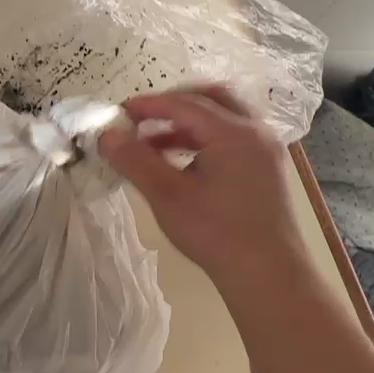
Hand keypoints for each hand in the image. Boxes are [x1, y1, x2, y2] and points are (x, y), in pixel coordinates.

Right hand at [98, 85, 310, 287]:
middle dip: (172, 103)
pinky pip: (230, 137)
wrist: (267, 274)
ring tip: (151, 142)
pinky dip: (201, 138)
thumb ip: (134, 159)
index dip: (148, 105)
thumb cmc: (215, 232)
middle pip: (211, 99)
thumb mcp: (166, 194)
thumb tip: (106, 134)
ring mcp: (264, 151)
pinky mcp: (264, 169)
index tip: (117, 113)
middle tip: (140, 118)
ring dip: (186, 122)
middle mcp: (255, 133)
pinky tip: (177, 161)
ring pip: (223, 118)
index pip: (185, 104)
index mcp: (234, 133)